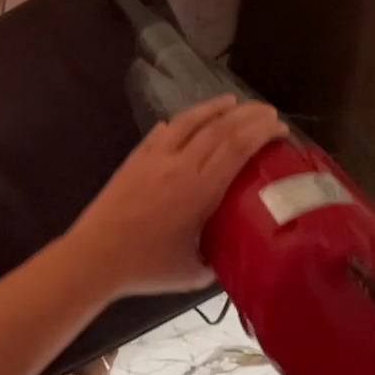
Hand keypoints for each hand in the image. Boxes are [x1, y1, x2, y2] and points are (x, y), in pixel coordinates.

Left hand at [64, 96, 286, 296]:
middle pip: (219, 128)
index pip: (238, 147)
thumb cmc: (145, 267)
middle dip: (248, 115)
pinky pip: (161, 133)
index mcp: (199, 190)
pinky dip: (179, 124)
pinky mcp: (133, 161)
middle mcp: (178, 165)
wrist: (94, 256)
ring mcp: (152, 159)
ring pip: (188, 122)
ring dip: (213, 108)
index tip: (280, 128)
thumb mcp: (193, 272)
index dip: (262, 132)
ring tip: (232, 102)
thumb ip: (218, 260)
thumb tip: (234, 254)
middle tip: (268, 111)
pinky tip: (184, 123)